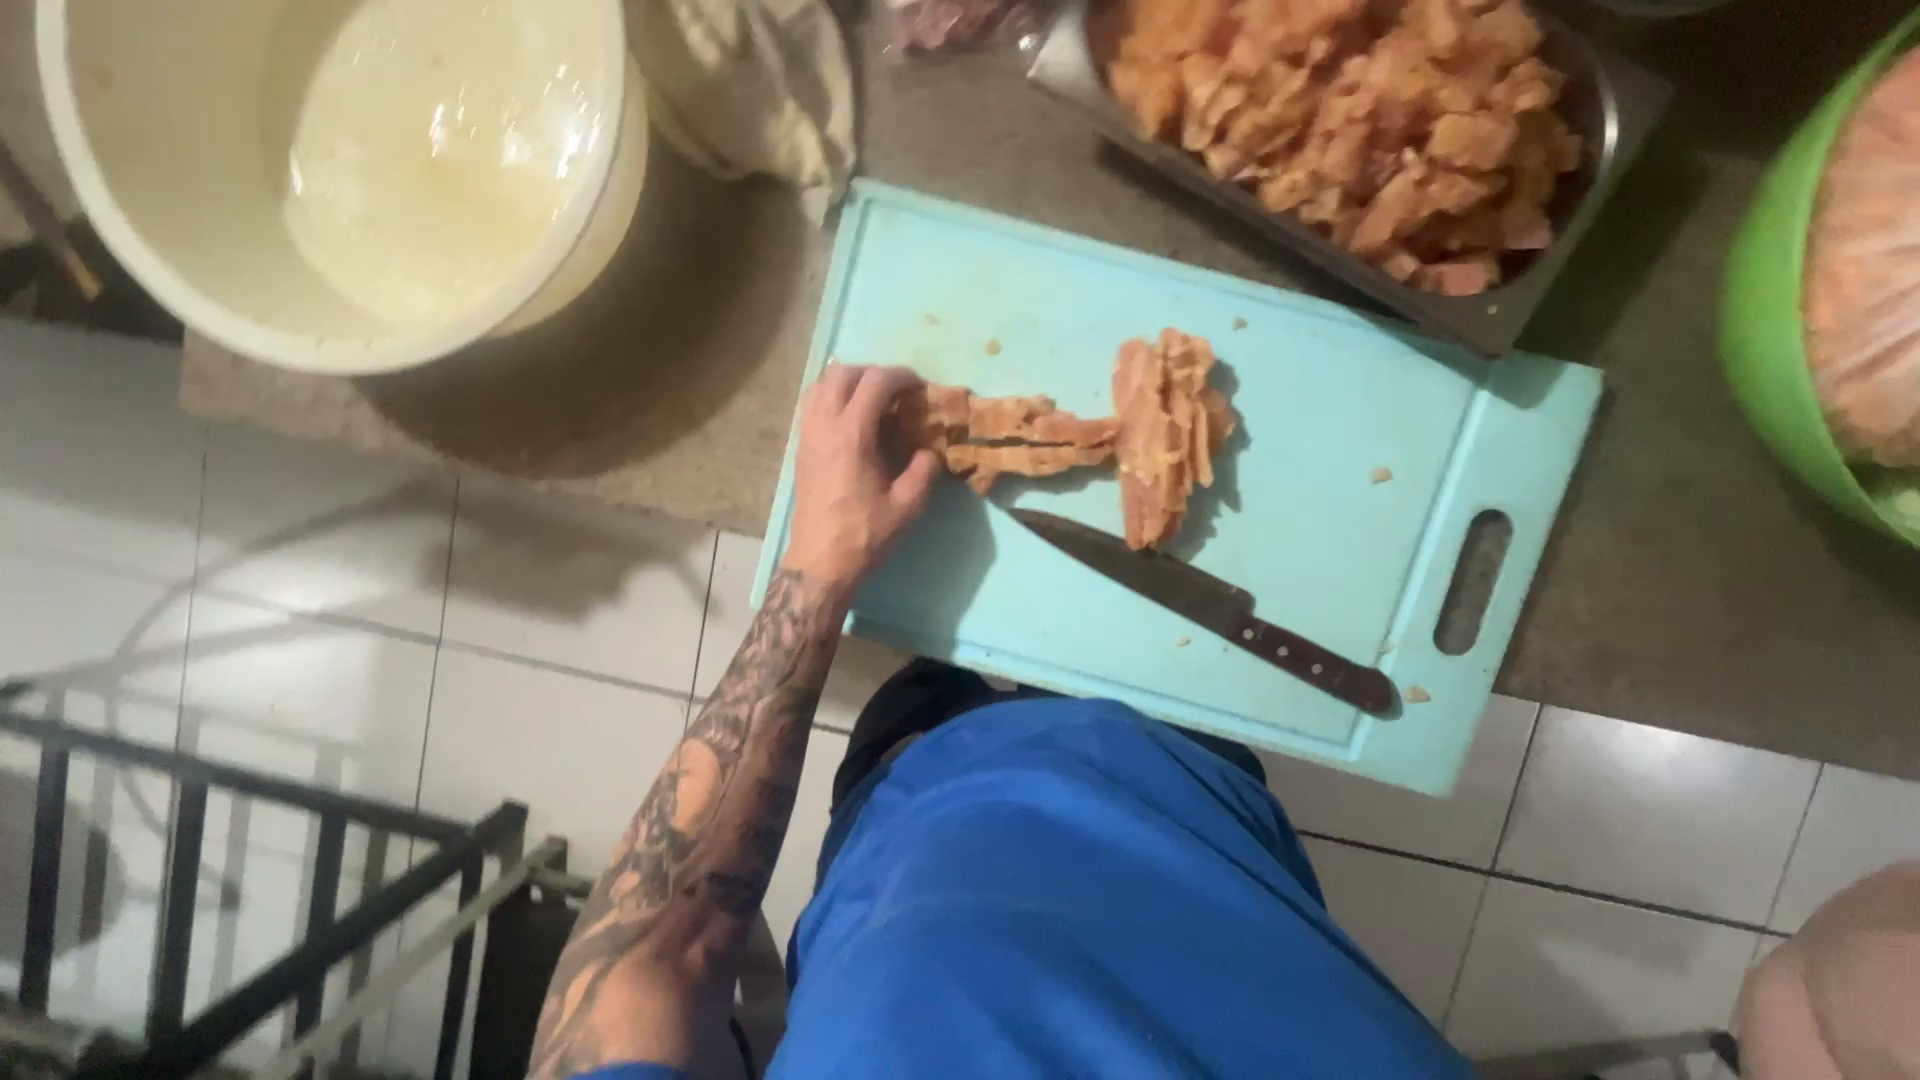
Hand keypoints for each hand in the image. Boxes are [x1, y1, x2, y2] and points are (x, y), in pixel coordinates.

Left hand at [781, 363, 939, 594]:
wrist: (821, 563)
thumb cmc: (865, 535)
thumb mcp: (908, 505)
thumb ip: (924, 469)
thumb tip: (928, 450)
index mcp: (851, 435)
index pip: (875, 382)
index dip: (901, 377)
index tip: (919, 389)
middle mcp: (823, 425)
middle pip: (843, 373)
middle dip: (874, 373)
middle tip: (897, 393)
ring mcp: (807, 435)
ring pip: (821, 384)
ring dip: (849, 382)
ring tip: (873, 401)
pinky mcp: (800, 448)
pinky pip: (812, 404)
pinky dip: (833, 398)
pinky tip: (852, 420)